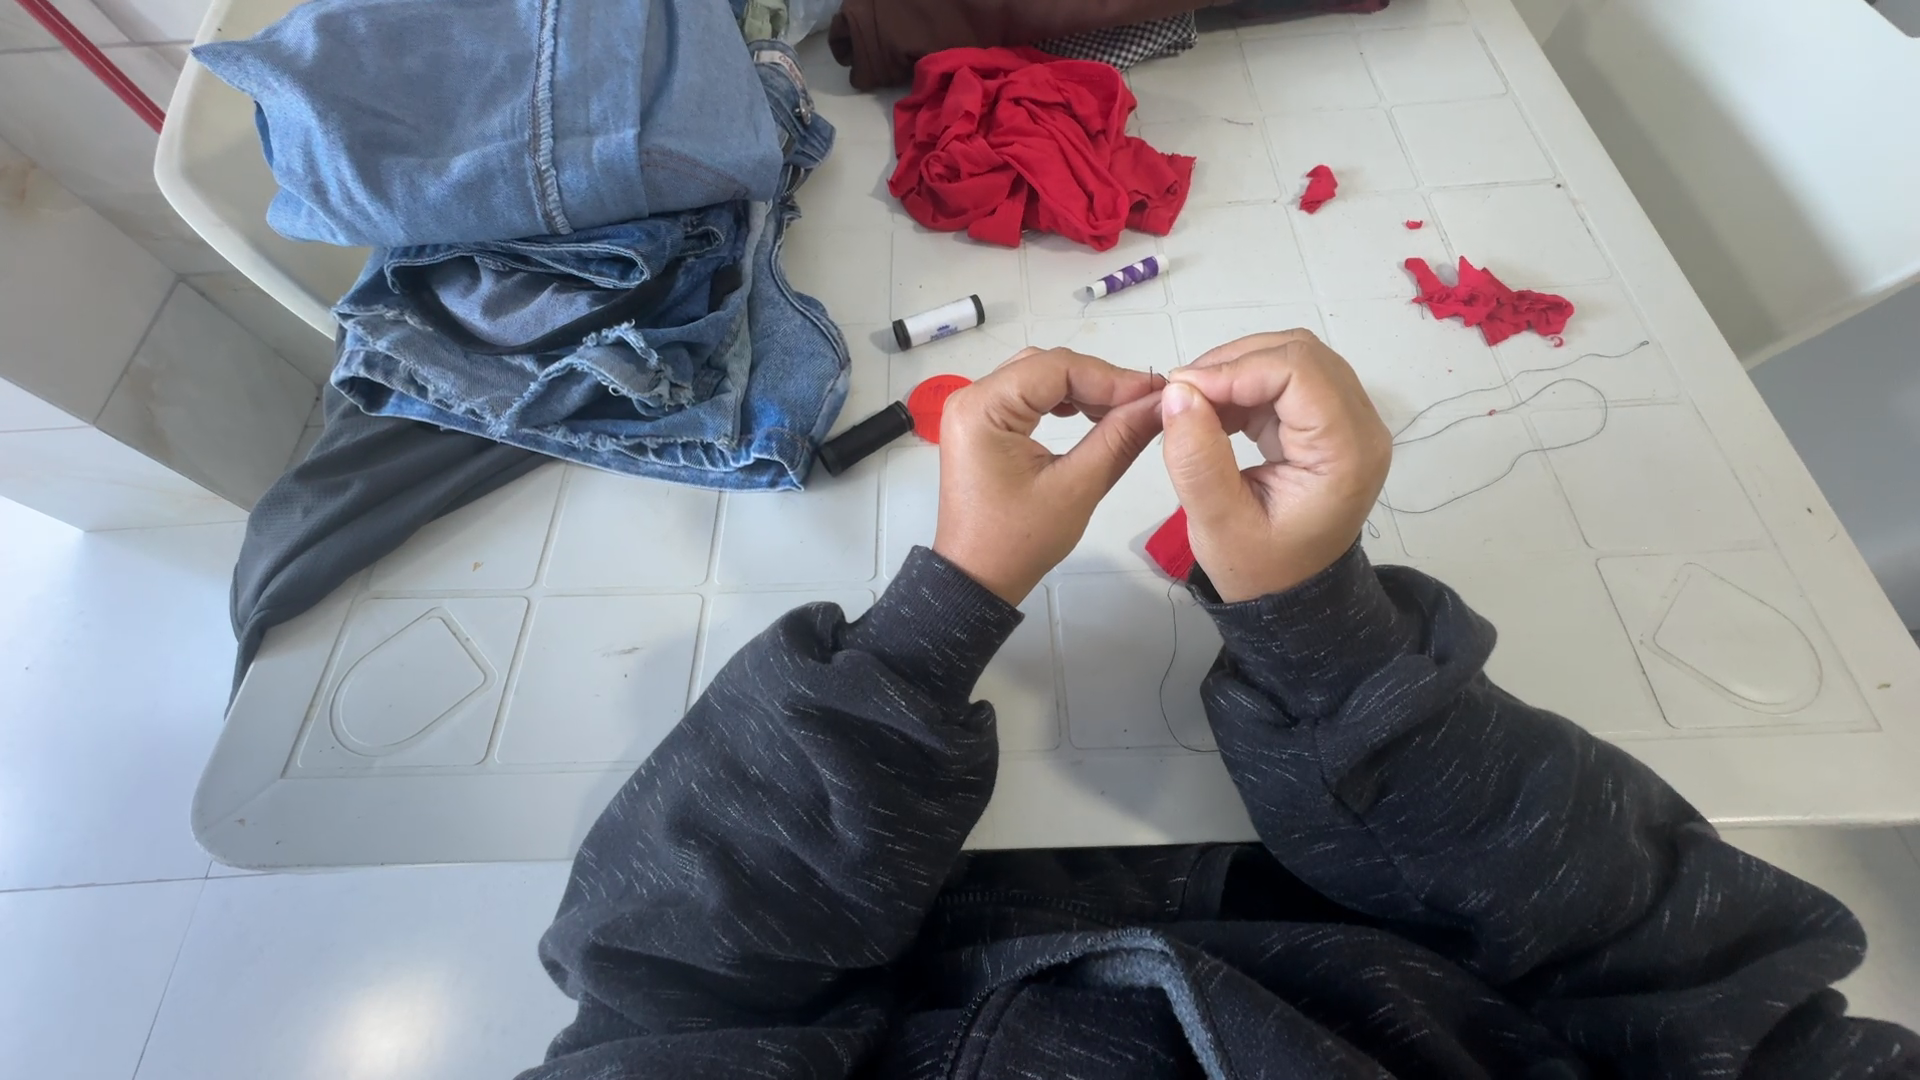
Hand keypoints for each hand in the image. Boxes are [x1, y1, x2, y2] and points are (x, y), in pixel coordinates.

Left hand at [933, 348, 1163, 603]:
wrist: (978, 579)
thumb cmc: (1020, 541)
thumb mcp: (1077, 488)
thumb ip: (1121, 437)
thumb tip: (1163, 403)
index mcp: (983, 408)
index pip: (1056, 368)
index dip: (1111, 377)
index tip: (1156, 394)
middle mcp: (971, 399)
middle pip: (1046, 366)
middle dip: (1098, 382)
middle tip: (1143, 404)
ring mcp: (973, 412)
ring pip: (1037, 378)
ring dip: (1081, 390)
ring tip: (1122, 412)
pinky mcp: (981, 427)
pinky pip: (1026, 398)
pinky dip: (1060, 401)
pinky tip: (1088, 416)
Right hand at [1159, 331, 1390, 602]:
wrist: (1288, 594)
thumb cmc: (1257, 568)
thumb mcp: (1217, 524)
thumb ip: (1197, 459)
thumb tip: (1176, 391)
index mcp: (1345, 453)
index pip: (1299, 372)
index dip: (1235, 369)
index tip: (1180, 391)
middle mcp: (1359, 427)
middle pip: (1300, 354)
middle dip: (1233, 362)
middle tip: (1181, 394)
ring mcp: (1346, 421)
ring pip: (1292, 359)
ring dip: (1236, 369)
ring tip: (1193, 402)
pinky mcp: (1324, 422)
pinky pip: (1286, 379)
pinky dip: (1243, 384)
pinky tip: (1213, 411)